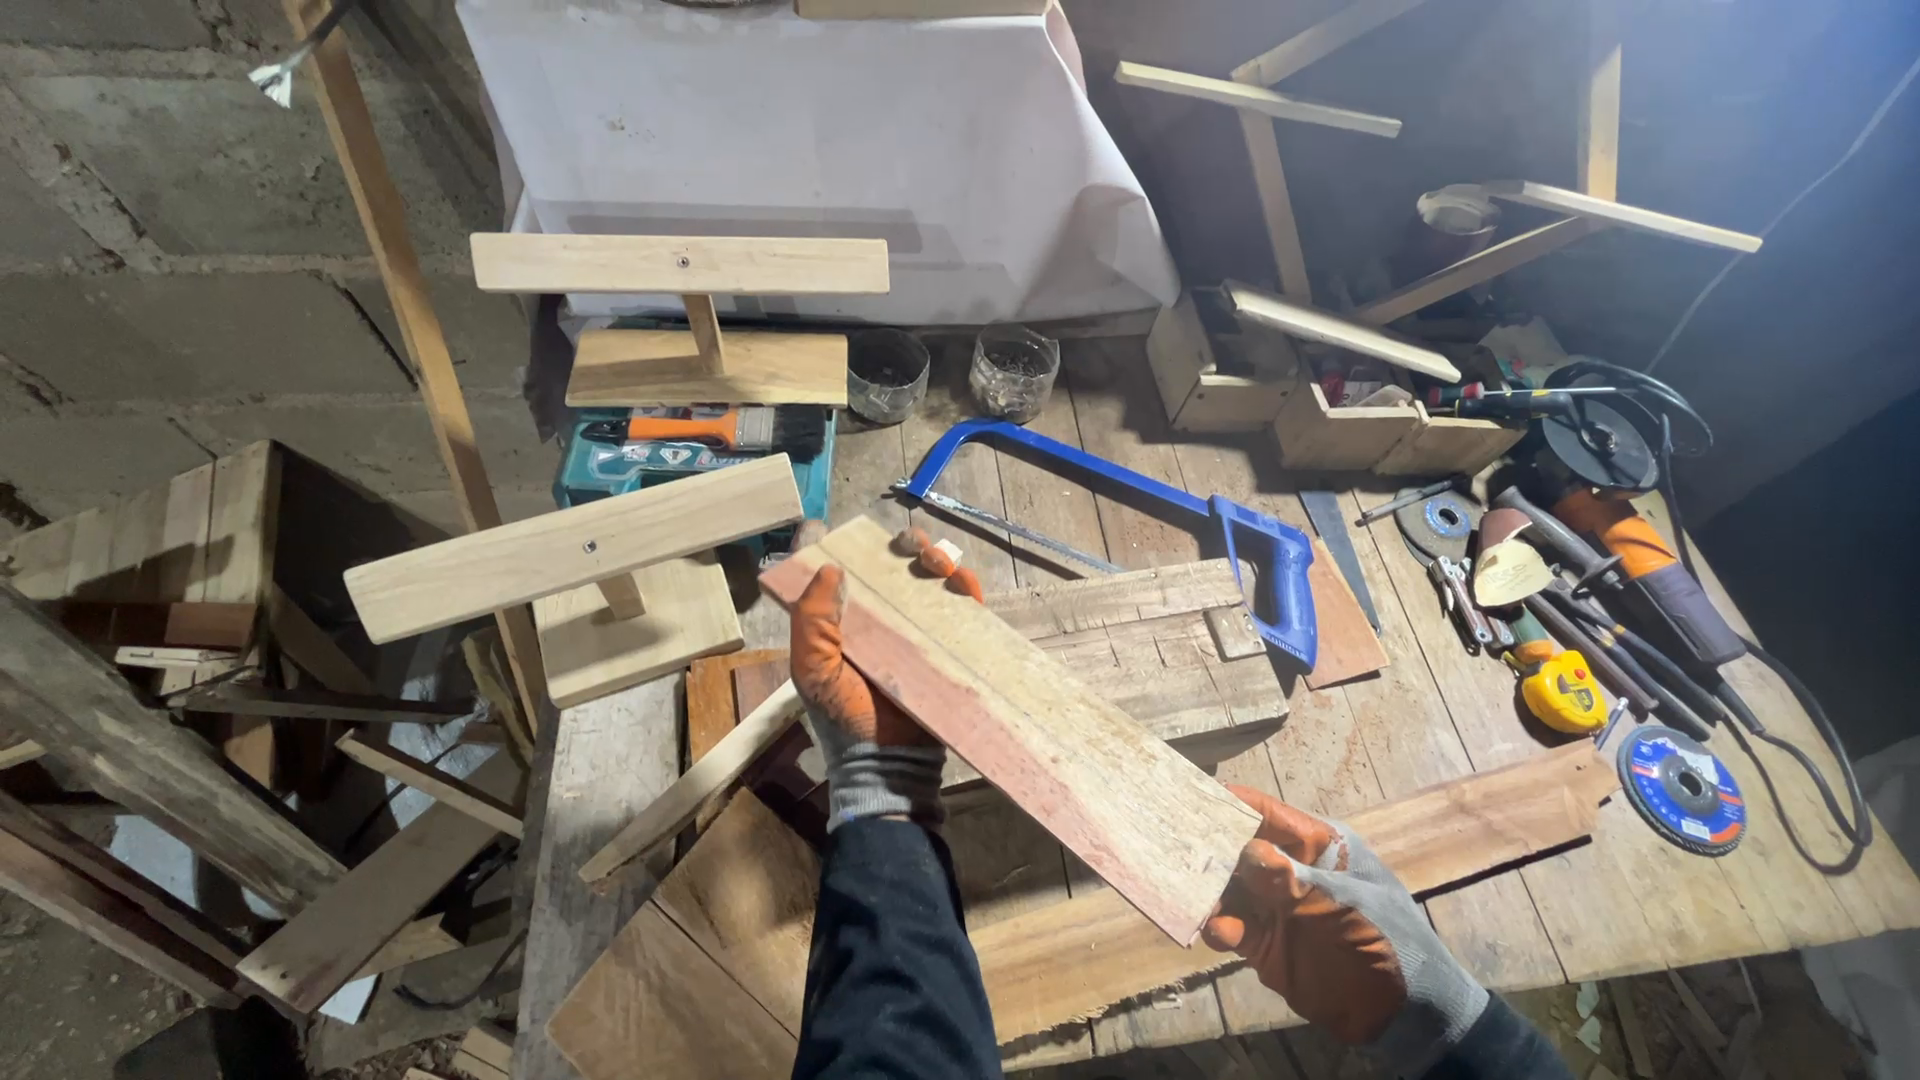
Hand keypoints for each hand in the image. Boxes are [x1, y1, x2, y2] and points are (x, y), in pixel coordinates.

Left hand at [788, 525, 981, 829]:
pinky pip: (960, 609)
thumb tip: (830, 567)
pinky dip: (965, 589)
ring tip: (938, 562)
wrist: (889, 765)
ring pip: (930, 580)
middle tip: (911, 547)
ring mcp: (915, 631)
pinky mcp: (945, 647)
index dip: (844, 545)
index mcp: (841, 622)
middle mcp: (878, 619)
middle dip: (905, 546)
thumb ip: (811, 620)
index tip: (847, 530)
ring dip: (937, 559)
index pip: (842, 572)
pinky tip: (962, 584)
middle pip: (894, 566)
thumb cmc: (845, 717)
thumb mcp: (813, 669)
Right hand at [1205, 785, 1488, 1077]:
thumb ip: (1293, 881)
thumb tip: (1246, 850)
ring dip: (1205, 889)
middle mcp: (1285, 868)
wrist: (1411, 1017)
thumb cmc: (1389, 941)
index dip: (1229, 804)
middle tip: (1170, 844)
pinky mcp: (1262, 942)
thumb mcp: (1344, 905)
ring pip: (1224, 886)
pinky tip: (1216, 931)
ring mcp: (1272, 905)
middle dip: (1205, 846)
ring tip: (1183, 891)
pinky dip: (1216, 925)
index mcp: (1313, 845)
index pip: (1264, 814)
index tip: (1190, 798)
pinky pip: (1229, 926)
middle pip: (1234, 847)